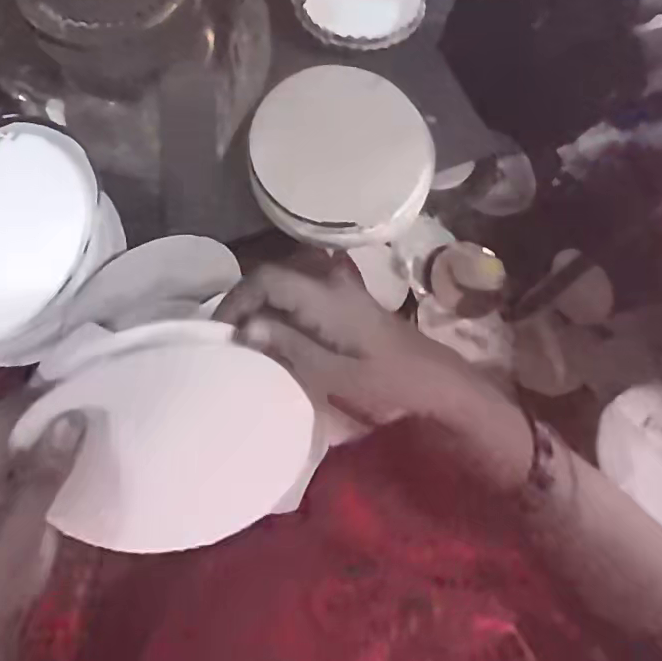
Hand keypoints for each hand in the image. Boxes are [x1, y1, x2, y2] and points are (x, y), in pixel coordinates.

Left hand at [0, 391, 83, 660]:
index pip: (6, 411)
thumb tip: (74, 415)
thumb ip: (45, 472)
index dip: (43, 393)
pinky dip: (45, 440)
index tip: (82, 373)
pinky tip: (74, 433)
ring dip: (49, 419)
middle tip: (90, 382)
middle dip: (48, 402)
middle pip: (11, 416)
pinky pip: (21, 449)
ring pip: (18, 431)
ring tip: (88, 399)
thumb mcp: (20, 527)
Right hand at [216, 253, 534, 481]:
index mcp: (325, 297)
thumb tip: (246, 327)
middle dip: (246, 299)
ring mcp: (341, 285)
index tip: (220, 329)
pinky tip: (280, 329)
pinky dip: (282, 303)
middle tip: (229, 332)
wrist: (441, 385)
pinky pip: (303, 289)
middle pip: (274, 275)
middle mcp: (331, 281)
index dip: (237, 299)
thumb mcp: (336, 377)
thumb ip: (289, 348)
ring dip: (264, 301)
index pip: (267, 279)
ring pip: (288, 279)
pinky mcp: (348, 298)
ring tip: (248, 332)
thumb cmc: (390, 386)